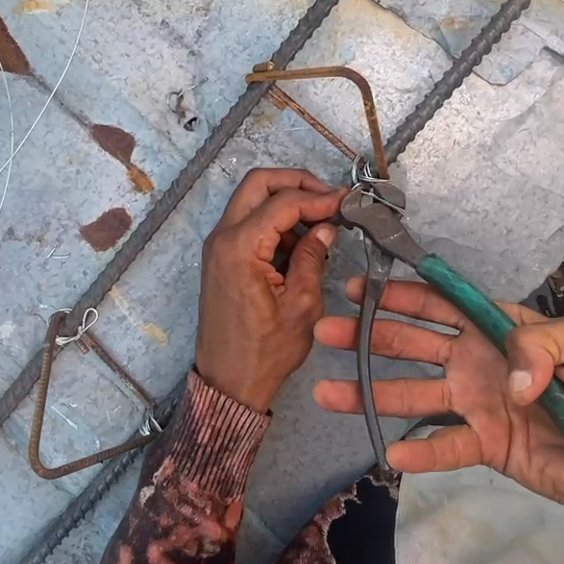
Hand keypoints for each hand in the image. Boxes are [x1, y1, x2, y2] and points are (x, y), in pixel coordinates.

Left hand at [196, 168, 344, 412]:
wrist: (228, 381)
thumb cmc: (265, 352)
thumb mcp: (302, 306)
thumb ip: (313, 257)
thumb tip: (326, 226)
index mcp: (240, 248)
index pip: (283, 202)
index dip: (318, 197)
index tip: (346, 203)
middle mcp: (222, 237)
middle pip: (258, 183)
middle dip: (296, 182)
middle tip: (329, 197)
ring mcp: (217, 245)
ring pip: (251, 198)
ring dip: (285, 201)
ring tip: (321, 222)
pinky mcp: (221, 256)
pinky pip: (248, 221)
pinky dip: (274, 221)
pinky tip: (302, 241)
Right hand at [313, 279, 563, 531]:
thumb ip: (541, 344)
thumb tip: (503, 382)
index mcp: (497, 328)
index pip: (440, 304)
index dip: (400, 295)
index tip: (360, 289)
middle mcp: (475, 361)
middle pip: (412, 344)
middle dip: (368, 335)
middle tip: (326, 330)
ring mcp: (475, 404)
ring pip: (412, 393)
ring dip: (370, 392)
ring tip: (327, 393)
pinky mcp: (484, 445)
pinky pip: (444, 446)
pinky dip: (418, 452)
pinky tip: (389, 452)